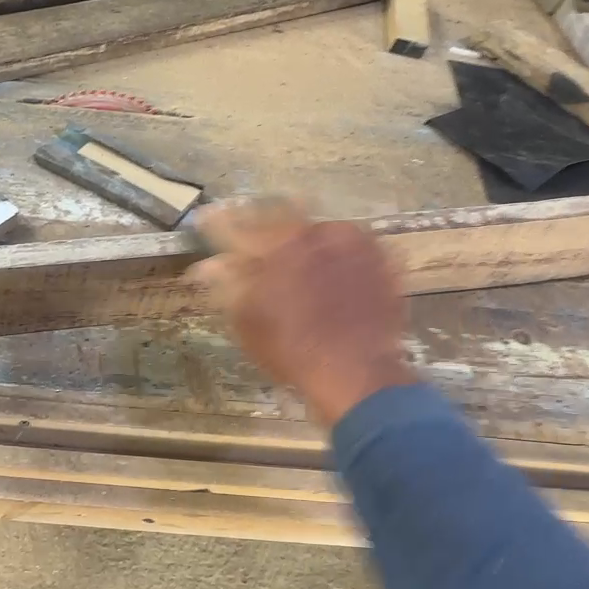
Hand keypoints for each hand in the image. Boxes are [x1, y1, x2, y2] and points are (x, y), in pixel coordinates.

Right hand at [189, 198, 414, 427]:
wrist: (357, 372)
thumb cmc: (291, 349)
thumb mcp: (248, 321)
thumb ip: (227, 284)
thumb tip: (206, 265)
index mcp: (278, 243)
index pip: (239, 225)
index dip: (218, 224)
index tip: (206, 220)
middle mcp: (317, 231)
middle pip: (283, 215)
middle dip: (264, 225)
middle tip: (255, 242)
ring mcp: (356, 243)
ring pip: (320, 228)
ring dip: (304, 238)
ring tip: (297, 257)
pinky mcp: (383, 259)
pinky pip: (353, 245)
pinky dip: (337, 252)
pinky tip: (332, 271)